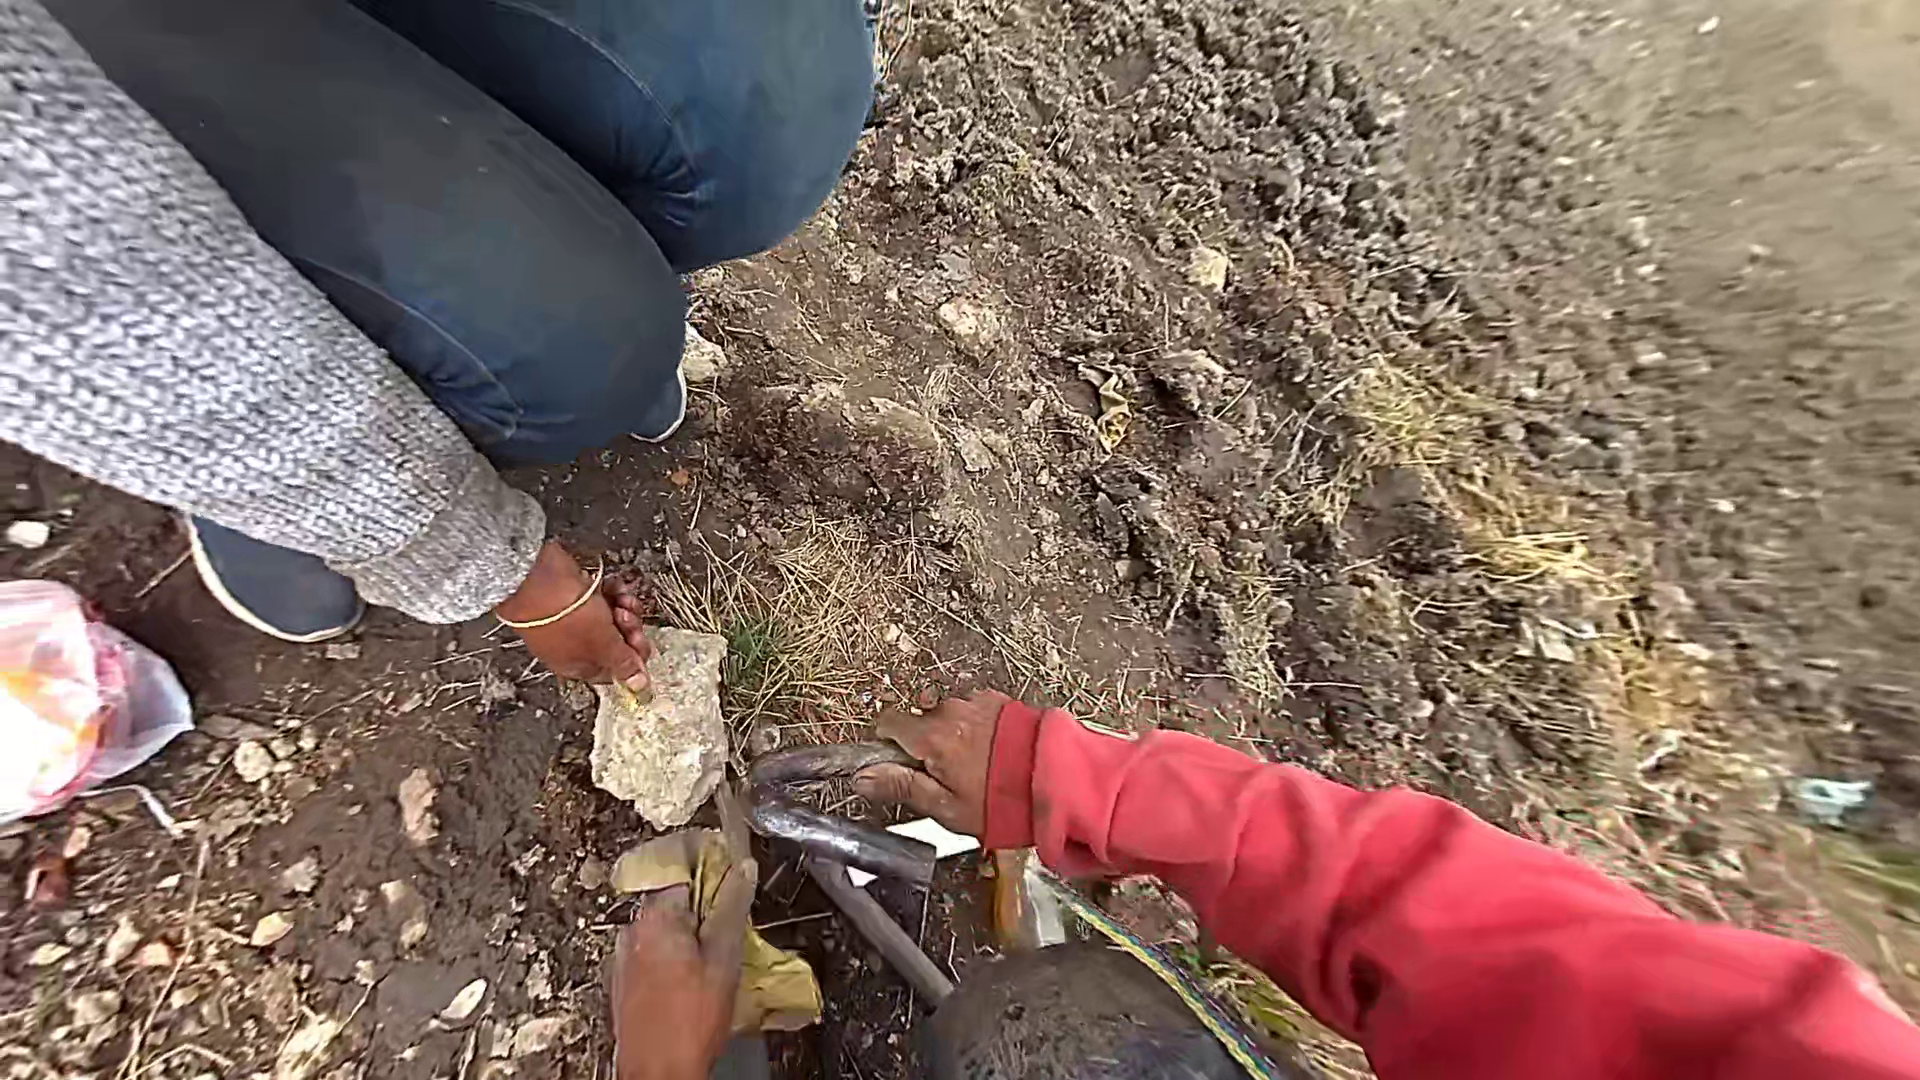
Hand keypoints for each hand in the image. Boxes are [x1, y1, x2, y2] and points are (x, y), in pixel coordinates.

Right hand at [495, 541, 650, 690]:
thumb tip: (639, 687)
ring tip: (620, 600)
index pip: (616, 670)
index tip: (638, 642)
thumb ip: (624, 664)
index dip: (633, 657)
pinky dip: (615, 593)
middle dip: (631, 628)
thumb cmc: (569, 617)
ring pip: (617, 619)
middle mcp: (577, 646)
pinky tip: (613, 587)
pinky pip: (608, 599)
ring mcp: (578, 621)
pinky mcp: (580, 598)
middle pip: (619, 643)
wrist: (540, 579)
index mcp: (579, 666)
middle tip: (626, 618)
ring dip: (627, 608)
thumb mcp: (603, 645)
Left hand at [609, 860, 756, 1079]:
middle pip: (676, 894)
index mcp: (654, 917)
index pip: (684, 866)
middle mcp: (632, 931)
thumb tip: (745, 866)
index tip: (735, 874)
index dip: (713, 865)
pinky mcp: (626, 981)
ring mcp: (625, 958)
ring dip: (694, 928)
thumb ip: (733, 905)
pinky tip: (697, 973)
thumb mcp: (724, 956)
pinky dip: (679, 950)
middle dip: (707, 902)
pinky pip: (657, 947)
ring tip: (718, 951)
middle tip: (732, 921)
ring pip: (668, 923)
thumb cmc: (691, 1020)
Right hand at [853, 690, 1010, 836]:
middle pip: (919, 721)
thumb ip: (901, 786)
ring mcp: (974, 700)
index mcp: (932, 736)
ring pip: (946, 716)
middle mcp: (950, 709)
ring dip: (951, 735)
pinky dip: (974, 727)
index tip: (898, 764)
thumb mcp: (945, 807)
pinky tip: (992, 751)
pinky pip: (971, 711)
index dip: (887, 744)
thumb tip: (861, 777)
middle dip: (924, 744)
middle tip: (945, 776)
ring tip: (976, 766)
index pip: (888, 723)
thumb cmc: (999, 801)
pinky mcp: (996, 699)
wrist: (1056, 779)